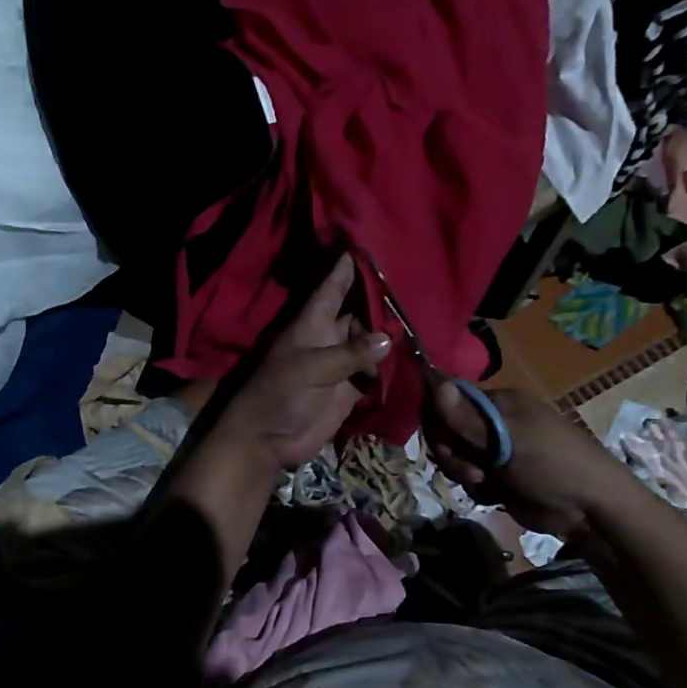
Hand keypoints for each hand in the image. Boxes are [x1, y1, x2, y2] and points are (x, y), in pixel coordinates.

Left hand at [215, 253, 391, 469]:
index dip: (345, 270)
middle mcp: (328, 340)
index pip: (331, 289)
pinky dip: (388, 369)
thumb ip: (351, 354)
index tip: (363, 247)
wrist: (268, 440)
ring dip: (388, 340)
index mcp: (312, 325)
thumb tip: (388, 339)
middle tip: (412, 296)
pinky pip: (372, 374)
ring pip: (369, 345)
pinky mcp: (349, 391)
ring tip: (419, 328)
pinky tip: (409, 361)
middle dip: (379, 307)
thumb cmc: (280, 394)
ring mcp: (340, 366)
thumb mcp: (313, 368)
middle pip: (358, 315)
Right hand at [427, 383, 643, 540]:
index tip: (444, 440)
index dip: (438, 419)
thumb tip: (433, 379)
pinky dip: (479, 490)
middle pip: (447, 431)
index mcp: (498, 402)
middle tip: (473, 471)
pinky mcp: (499, 478)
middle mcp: (494, 423)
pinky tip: (497, 496)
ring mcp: (496, 452)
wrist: (587, 507)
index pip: (448, 398)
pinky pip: (471, 480)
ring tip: (488, 483)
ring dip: (465, 473)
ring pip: (456, 458)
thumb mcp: (507, 439)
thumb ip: (467, 417)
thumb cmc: (551, 463)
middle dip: (452, 453)